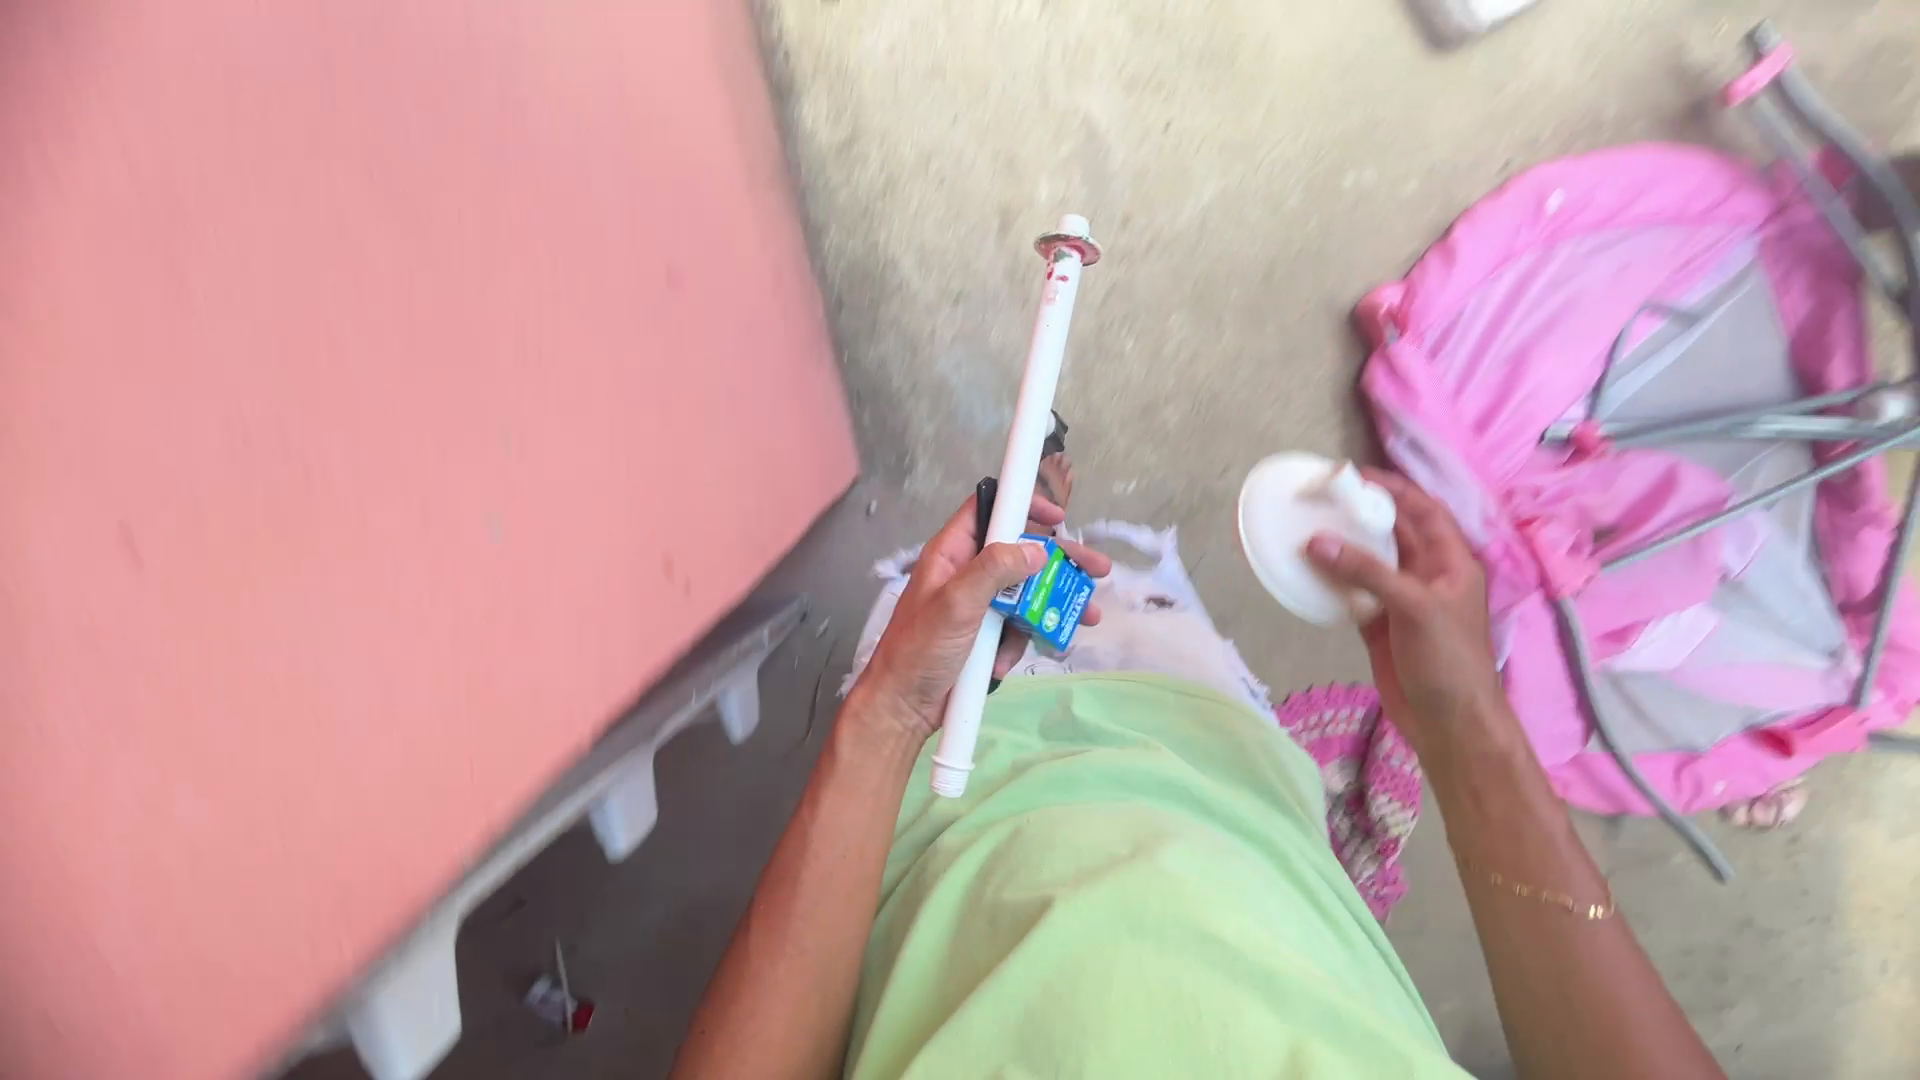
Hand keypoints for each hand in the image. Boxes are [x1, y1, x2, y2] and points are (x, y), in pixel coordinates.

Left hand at [852, 493, 1111, 741]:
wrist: (903, 707)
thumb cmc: (920, 650)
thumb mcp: (957, 603)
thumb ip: (995, 570)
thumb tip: (1035, 549)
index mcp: (951, 555)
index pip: (990, 511)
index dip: (1023, 506)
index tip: (1058, 517)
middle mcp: (966, 574)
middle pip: (1020, 554)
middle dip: (1059, 563)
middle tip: (1098, 569)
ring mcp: (978, 606)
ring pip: (1026, 594)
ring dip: (1053, 606)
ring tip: (1088, 617)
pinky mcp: (985, 635)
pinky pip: (1017, 627)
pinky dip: (1022, 642)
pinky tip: (1008, 662)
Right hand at [1303, 468, 1509, 754]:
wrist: (1449, 722)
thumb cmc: (1447, 660)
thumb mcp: (1414, 607)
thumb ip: (1367, 571)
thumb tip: (1316, 541)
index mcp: (1451, 563)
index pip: (1423, 511)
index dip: (1394, 489)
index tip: (1355, 474)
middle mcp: (1426, 575)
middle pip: (1393, 533)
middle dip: (1362, 513)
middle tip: (1323, 497)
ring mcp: (1401, 600)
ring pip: (1368, 561)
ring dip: (1342, 546)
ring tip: (1308, 526)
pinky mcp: (1378, 624)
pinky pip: (1351, 592)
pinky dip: (1331, 580)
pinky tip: (1307, 571)